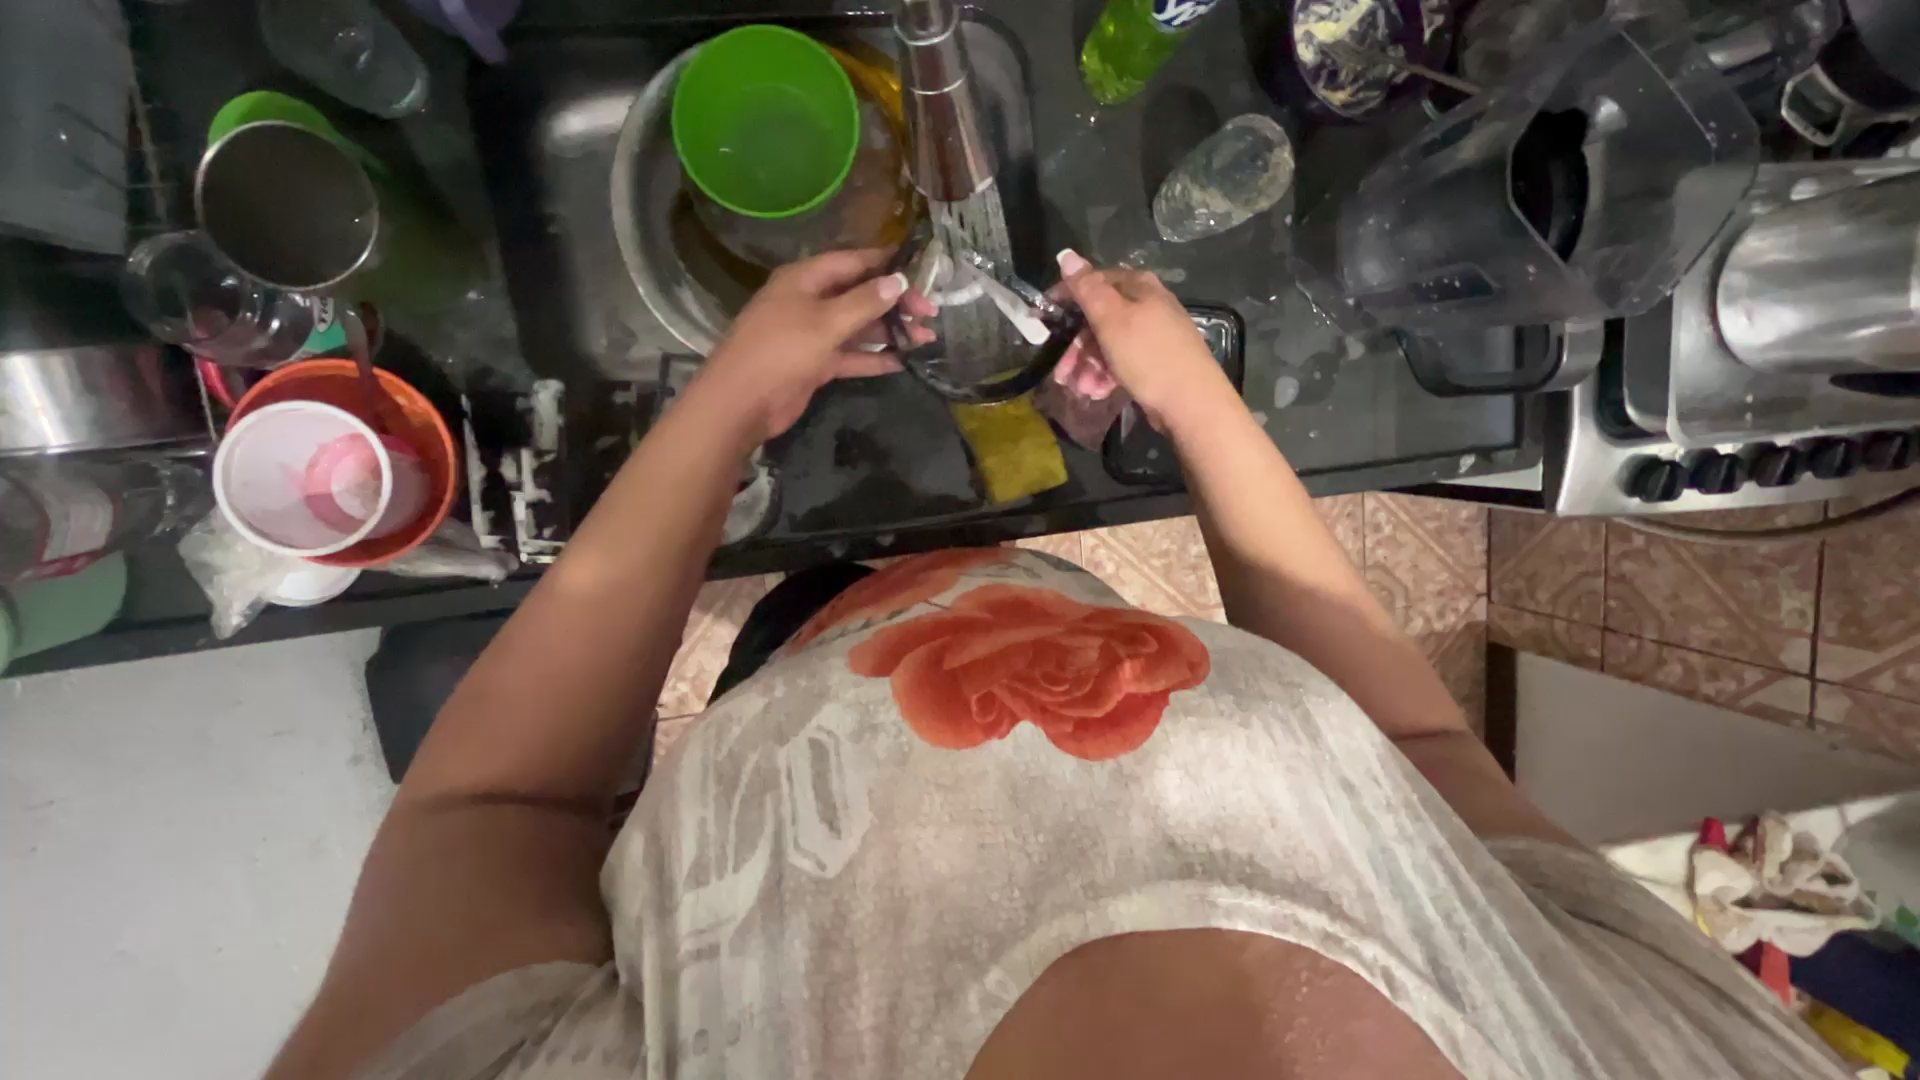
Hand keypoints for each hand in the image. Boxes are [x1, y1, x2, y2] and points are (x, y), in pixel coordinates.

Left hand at [694, 248, 936, 442]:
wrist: (741, 403)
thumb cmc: (780, 352)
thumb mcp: (825, 323)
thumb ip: (864, 302)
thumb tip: (898, 281)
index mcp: (805, 279)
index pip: (853, 262)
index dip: (887, 265)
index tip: (922, 272)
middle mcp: (810, 301)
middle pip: (860, 295)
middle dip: (895, 304)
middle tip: (930, 315)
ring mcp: (812, 334)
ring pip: (858, 327)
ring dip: (890, 332)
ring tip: (925, 339)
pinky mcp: (815, 364)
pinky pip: (850, 355)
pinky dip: (873, 358)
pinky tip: (902, 362)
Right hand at [1053, 249, 1236, 432]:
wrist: (1192, 402)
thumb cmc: (1148, 355)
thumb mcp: (1112, 319)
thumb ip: (1087, 288)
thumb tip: (1066, 254)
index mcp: (1139, 287)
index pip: (1094, 282)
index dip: (1066, 298)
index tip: (1042, 319)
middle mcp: (1148, 305)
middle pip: (1099, 318)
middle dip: (1076, 345)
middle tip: (1059, 370)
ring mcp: (1153, 334)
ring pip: (1108, 343)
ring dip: (1088, 365)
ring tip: (1079, 389)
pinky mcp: (1155, 361)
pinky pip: (1122, 362)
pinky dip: (1106, 374)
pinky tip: (1097, 392)